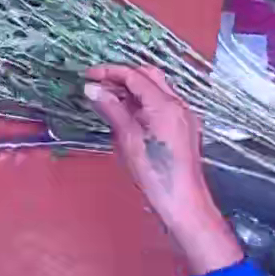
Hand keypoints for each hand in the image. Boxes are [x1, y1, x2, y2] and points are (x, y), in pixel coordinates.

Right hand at [84, 65, 242, 275]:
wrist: (183, 203)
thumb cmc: (157, 175)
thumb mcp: (128, 139)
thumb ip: (111, 109)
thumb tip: (93, 89)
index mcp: (165, 104)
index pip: (134, 76)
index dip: (110, 72)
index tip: (90, 76)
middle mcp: (178, 105)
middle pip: (148, 76)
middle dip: (122, 76)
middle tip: (99, 84)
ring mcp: (183, 116)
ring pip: (155, 89)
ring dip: (132, 89)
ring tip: (108, 99)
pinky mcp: (183, 128)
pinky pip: (161, 104)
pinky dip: (143, 102)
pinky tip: (126, 114)